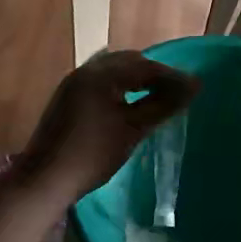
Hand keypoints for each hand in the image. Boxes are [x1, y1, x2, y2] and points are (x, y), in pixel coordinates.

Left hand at [16, 51, 197, 203]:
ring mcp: (71, 85)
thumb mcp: (133, 129)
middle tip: (176, 93)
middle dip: (153, 75)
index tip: (195, 90)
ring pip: (111, 73)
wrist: (45, 178)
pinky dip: (118, 90)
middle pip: (126, 63)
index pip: (144, 65)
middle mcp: (84, 72)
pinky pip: (98, 85)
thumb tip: (194, 86)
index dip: (172, 77)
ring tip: (156, 100)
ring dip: (135, 82)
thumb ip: (162, 105)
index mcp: (100, 74)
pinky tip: (128, 107)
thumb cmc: (92, 154)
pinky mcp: (65, 101)